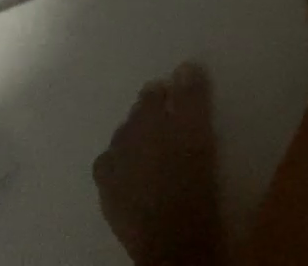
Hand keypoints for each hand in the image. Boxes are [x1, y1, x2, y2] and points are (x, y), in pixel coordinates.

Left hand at [93, 63, 222, 265]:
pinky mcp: (108, 196)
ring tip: (155, 142)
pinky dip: (122, 161)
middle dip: (150, 111)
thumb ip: (192, 99)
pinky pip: (111, 168)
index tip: (179, 88)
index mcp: (146, 122)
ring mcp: (111, 169)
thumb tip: (184, 66)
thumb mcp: (200, 135)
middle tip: (170, 115)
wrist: (173, 240)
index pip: (152, 95)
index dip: (167, 90)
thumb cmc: (193, 183)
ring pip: (122, 140)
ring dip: (136, 134)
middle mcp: (123, 141)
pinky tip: (133, 168)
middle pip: (136, 116)